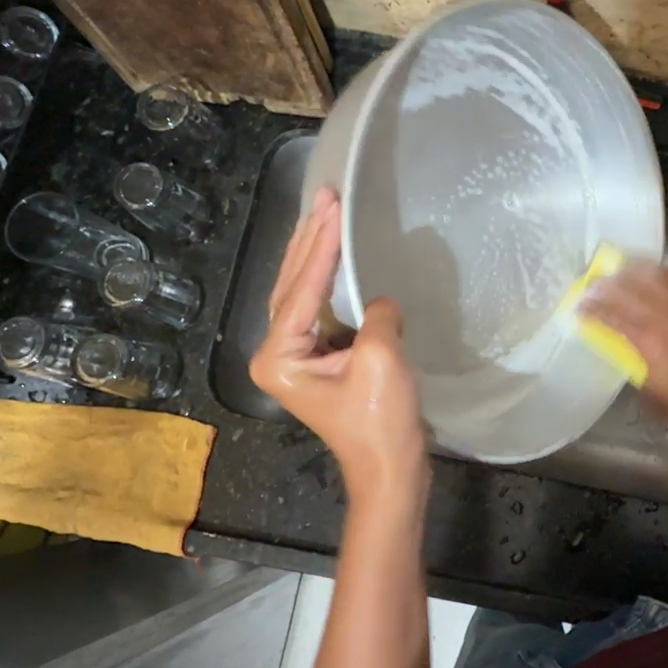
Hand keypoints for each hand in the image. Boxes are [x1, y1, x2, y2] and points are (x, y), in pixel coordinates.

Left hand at [251, 188, 428, 507]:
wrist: (390, 471)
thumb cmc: (381, 422)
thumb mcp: (381, 360)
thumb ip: (375, 316)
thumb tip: (377, 301)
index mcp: (280, 355)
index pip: (301, 288)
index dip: (321, 245)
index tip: (335, 206)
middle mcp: (277, 353)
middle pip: (290, 284)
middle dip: (310, 238)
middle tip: (326, 196)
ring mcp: (296, 358)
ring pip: (300, 294)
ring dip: (314, 253)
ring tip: (328, 213)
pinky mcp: (318, 362)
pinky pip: (317, 309)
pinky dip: (327, 279)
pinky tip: (337, 255)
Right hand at [582, 263, 667, 463]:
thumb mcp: (648, 390)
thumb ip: (632, 363)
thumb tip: (621, 348)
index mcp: (644, 340)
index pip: (610, 316)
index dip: (591, 309)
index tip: (578, 306)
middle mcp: (664, 317)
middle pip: (628, 290)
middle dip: (607, 286)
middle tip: (594, 284)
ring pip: (656, 277)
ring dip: (634, 271)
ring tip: (622, 268)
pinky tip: (660, 267)